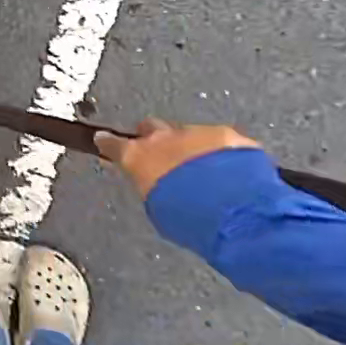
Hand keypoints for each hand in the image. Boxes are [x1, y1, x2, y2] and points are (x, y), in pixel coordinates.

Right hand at [95, 117, 259, 196]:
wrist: (237, 211)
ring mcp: (194, 134)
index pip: (110, 142)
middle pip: (150, 127)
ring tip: (212, 168)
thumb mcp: (157, 207)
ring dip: (194, 146)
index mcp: (134, 156)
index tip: (106, 141)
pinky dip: (228, 151)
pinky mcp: (229, 136)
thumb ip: (149, 186)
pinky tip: (240, 168)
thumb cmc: (190, 217)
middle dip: (156, 137)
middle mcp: (158, 139)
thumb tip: (151, 184)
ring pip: (189, 132)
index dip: (108, 142)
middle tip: (168, 154)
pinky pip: (224, 139)